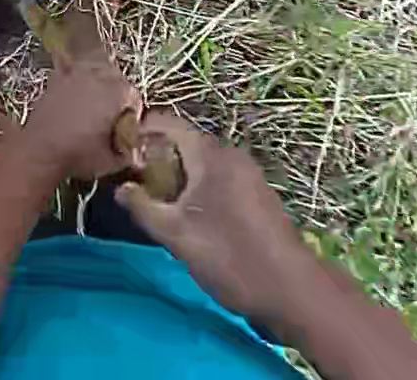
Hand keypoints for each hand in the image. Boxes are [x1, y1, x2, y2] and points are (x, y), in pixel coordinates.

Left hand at [9, 61, 142, 182]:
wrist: (39, 149)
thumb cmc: (79, 155)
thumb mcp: (111, 162)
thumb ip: (128, 154)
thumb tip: (137, 152)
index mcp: (112, 94)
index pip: (132, 93)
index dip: (133, 109)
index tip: (128, 123)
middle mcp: (94, 78)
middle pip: (115, 76)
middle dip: (119, 91)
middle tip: (116, 112)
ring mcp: (73, 75)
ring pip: (94, 69)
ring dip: (100, 81)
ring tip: (97, 101)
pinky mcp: (56, 79)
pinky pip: (73, 71)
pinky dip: (78, 79)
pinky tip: (76, 94)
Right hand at [116, 111, 318, 327]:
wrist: (296, 294)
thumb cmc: (231, 256)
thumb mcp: (176, 235)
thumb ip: (142, 208)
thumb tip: (120, 188)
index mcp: (210, 153)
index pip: (167, 122)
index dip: (140, 130)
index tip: (119, 148)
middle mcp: (229, 153)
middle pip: (183, 141)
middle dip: (156, 154)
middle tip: (135, 176)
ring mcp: (247, 173)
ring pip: (201, 160)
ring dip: (177, 172)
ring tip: (157, 195)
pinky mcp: (257, 193)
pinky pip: (217, 174)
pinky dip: (197, 183)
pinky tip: (189, 211)